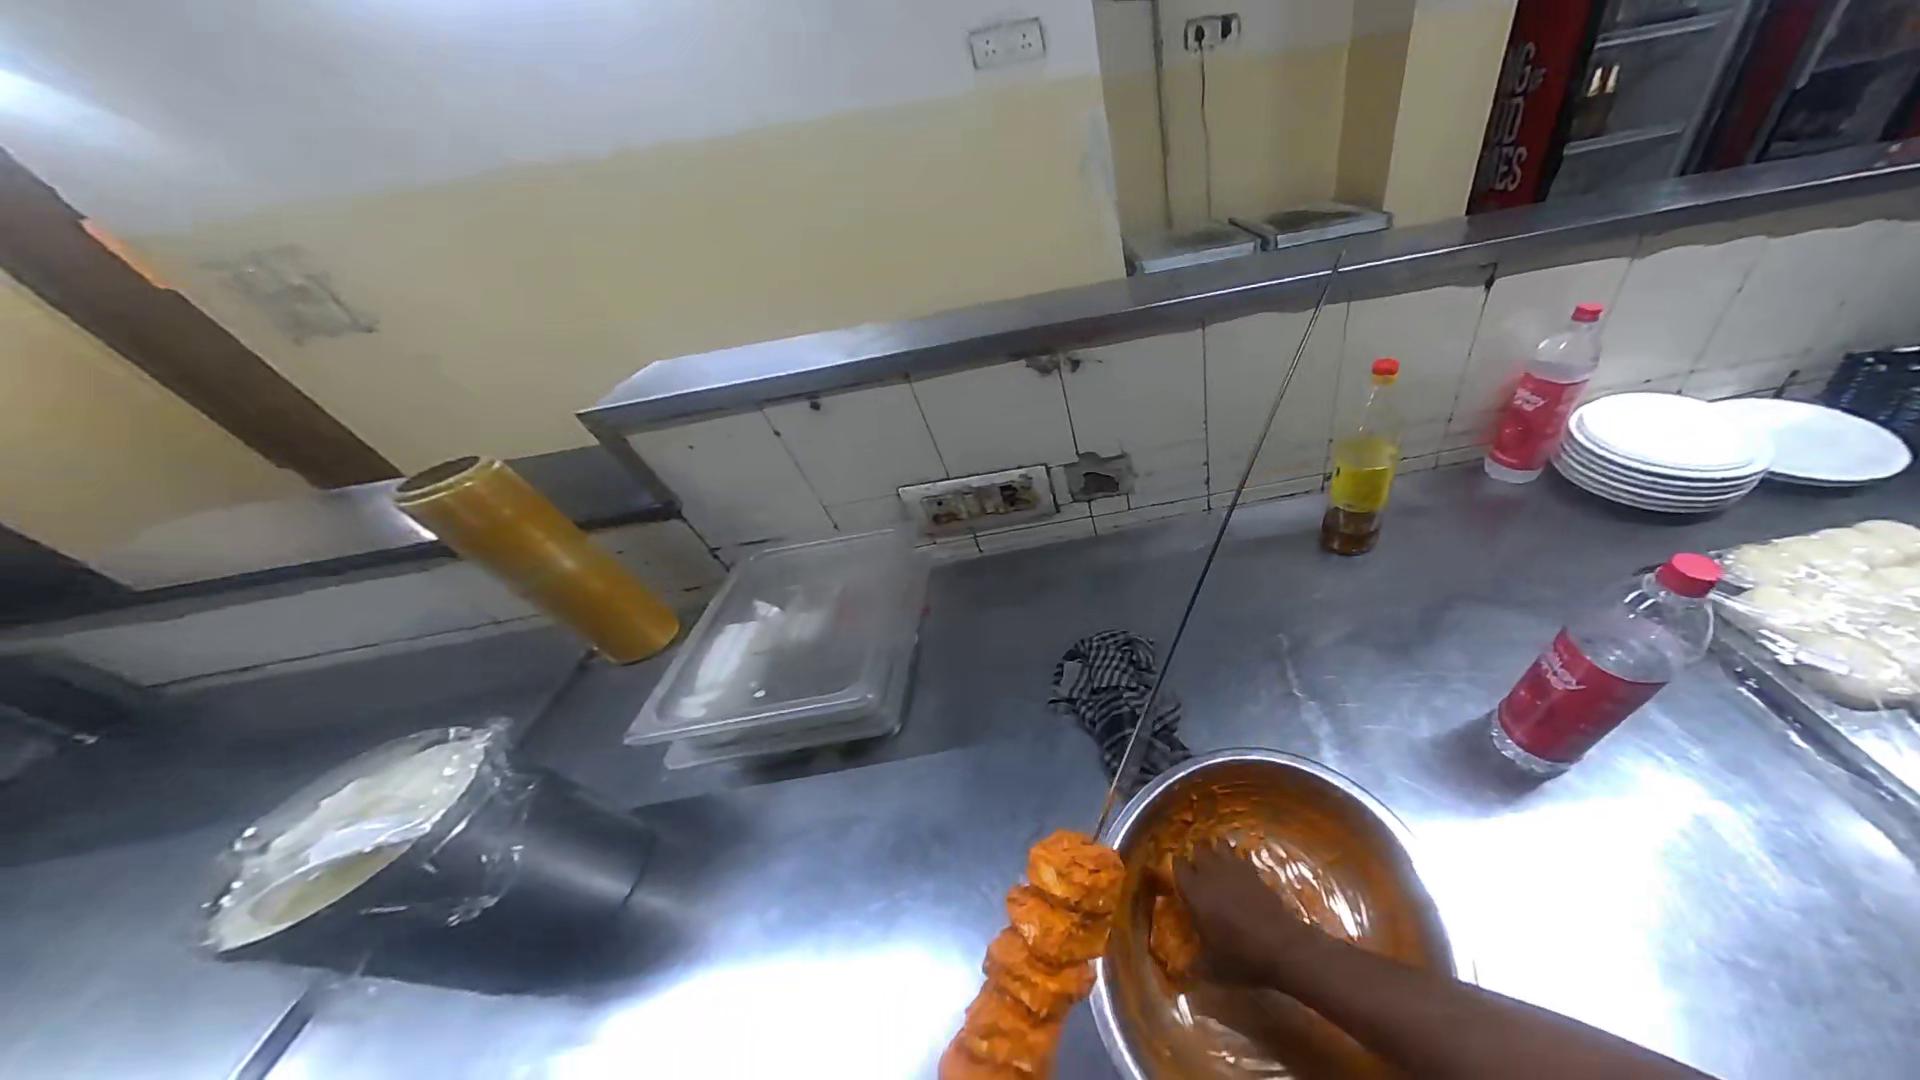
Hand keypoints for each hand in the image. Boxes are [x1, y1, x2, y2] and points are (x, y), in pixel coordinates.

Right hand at [1173, 841, 1310, 985]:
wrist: (1283, 948)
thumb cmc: (1241, 956)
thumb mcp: (1212, 967)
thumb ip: (1194, 964)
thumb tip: (1182, 970)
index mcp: (1195, 891)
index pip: (1178, 866)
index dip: (1178, 867)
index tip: (1180, 875)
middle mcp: (1211, 874)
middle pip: (1200, 849)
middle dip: (1197, 854)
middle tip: (1198, 867)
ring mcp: (1235, 870)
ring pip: (1221, 846)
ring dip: (1217, 851)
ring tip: (1217, 861)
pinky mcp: (1256, 874)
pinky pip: (1241, 857)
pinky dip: (1237, 859)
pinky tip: (1239, 870)